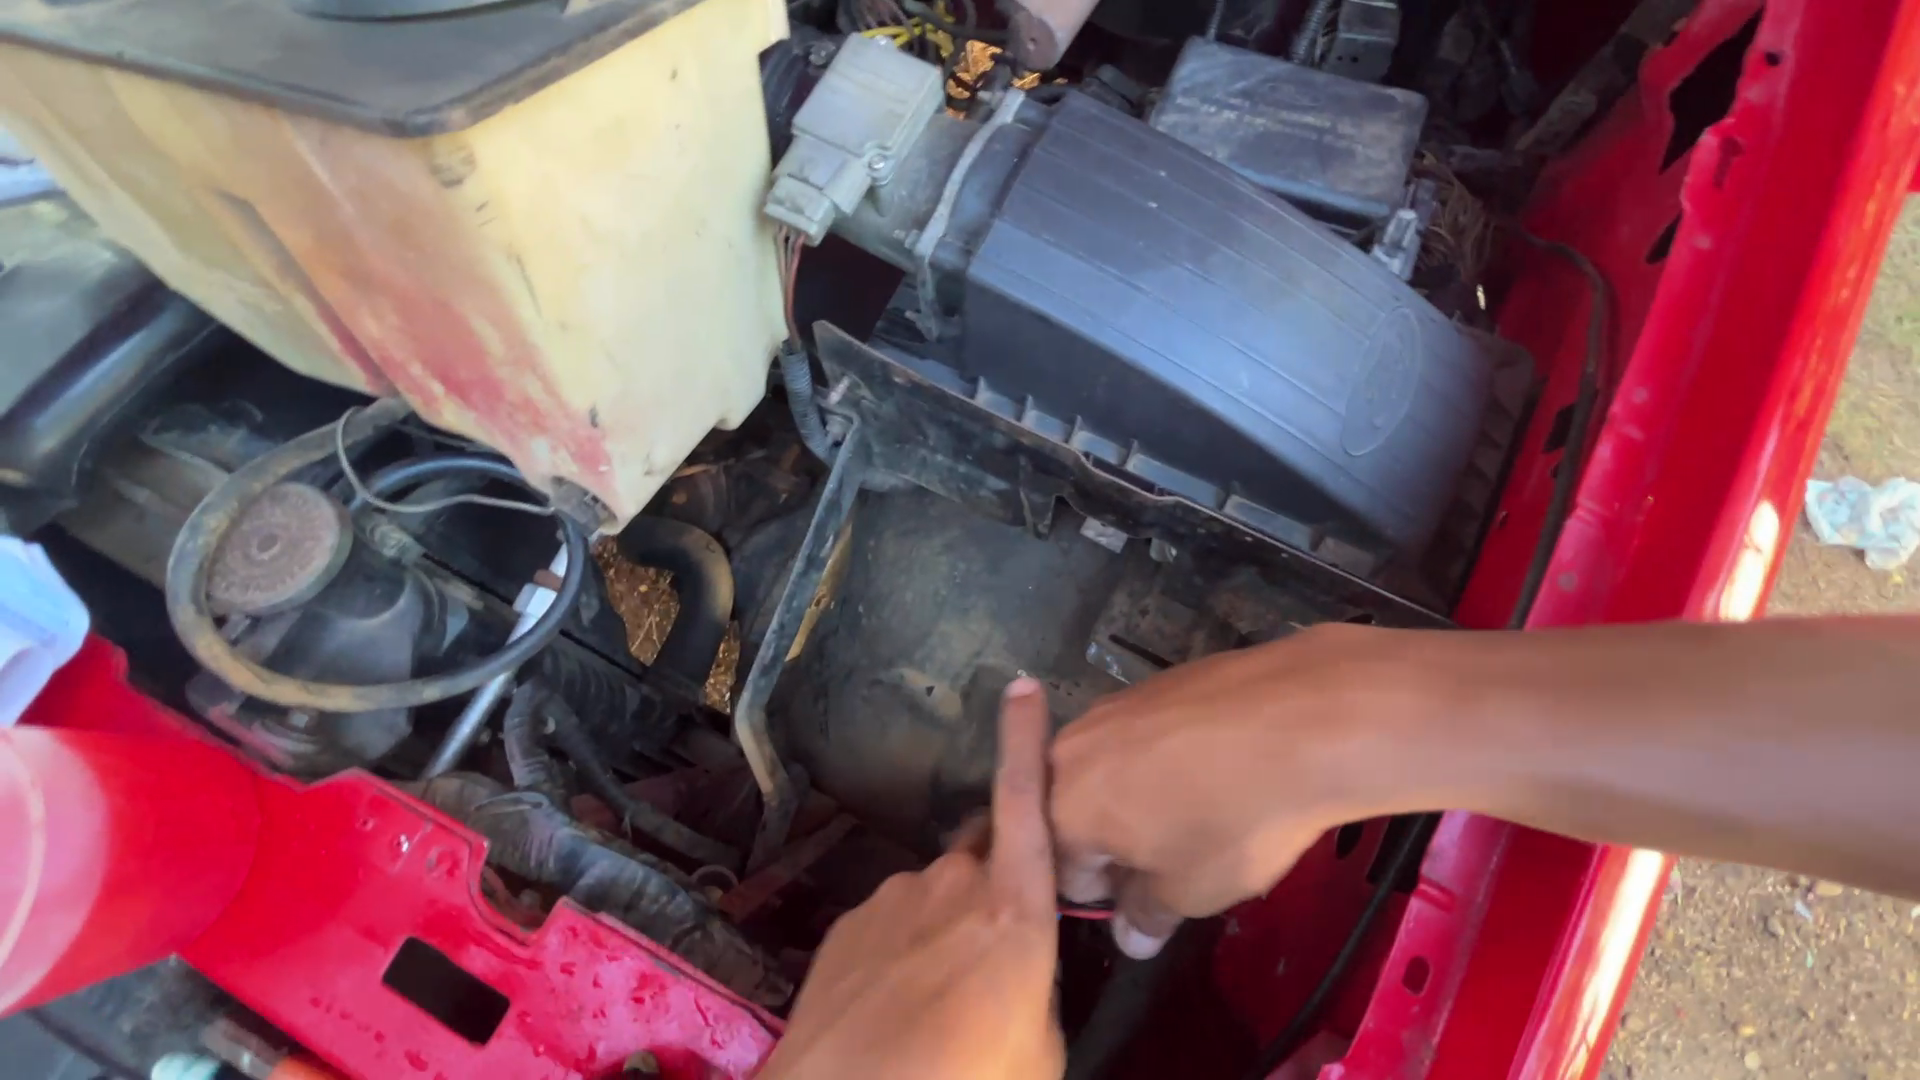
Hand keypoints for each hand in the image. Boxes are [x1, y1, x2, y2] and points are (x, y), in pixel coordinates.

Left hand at [758, 678, 1064, 1079]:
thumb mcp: (1040, 1049)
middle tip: (987, 968)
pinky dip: (900, 951)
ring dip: (943, 933)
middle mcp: (950, 882)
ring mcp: (892, 897)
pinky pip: (892, 922)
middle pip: (981, 864)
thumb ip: (1037, 986)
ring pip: (934, 899)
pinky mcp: (849, 923)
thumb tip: (1021, 968)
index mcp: (1010, 907)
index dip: (1025, 741)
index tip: (1022, 688)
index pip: (1023, 800)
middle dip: (990, 894)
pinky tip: (891, 1007)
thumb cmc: (968, 1077)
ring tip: (936, 1004)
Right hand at [1049, 624, 1445, 958]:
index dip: (1111, 895)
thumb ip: (1146, 916)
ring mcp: (1107, 708)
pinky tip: (1209, 761)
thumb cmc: (1235, 817)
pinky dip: (1157, 755)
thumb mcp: (1193, 890)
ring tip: (1195, 801)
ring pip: (1104, 770)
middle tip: (1173, 849)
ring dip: (1133, 794)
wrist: (1297, 719)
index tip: (1155, 893)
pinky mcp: (1145, 683)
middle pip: (1076, 812)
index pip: (1065, 872)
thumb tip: (1130, 935)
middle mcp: (1069, 751)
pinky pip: (1135, 735)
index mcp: (1064, 808)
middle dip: (1114, 838)